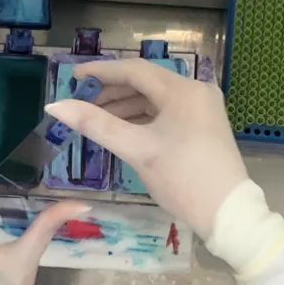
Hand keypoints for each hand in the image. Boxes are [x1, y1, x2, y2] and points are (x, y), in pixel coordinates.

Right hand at [44, 59, 247, 237]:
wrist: (227, 213)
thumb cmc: (182, 178)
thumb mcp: (136, 150)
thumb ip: (95, 124)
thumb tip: (55, 106)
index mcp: (183, 90)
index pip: (134, 70)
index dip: (100, 72)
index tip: (72, 77)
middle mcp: (196, 91)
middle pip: (145, 82)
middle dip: (111, 91)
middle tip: (80, 102)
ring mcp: (202, 108)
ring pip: (156, 98)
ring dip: (125, 106)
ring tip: (94, 118)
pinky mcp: (204, 125)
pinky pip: (167, 112)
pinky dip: (143, 118)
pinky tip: (121, 129)